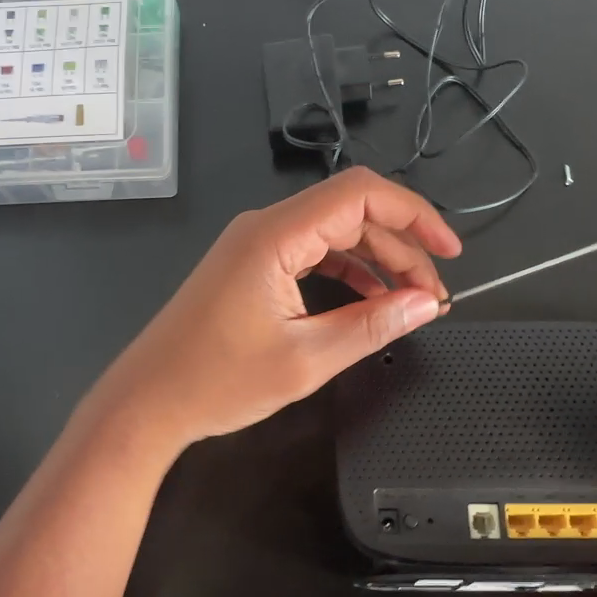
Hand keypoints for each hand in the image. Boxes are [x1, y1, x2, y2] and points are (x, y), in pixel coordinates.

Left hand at [88, 166, 460, 448]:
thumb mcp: (306, 360)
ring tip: (413, 300)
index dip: (415, 214)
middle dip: (402, 247)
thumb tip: (424, 304)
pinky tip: (372, 300)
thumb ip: (371, 326)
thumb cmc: (216, 382)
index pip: (360, 195)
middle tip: (434, 295)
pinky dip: (347, 272)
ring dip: (377, 262)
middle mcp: (265, 228)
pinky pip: (311, 254)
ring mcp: (254, 246)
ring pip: (333, 234)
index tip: (450, 250)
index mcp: (275, 236)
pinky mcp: (250, 267)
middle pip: (351, 213)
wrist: (146, 401)